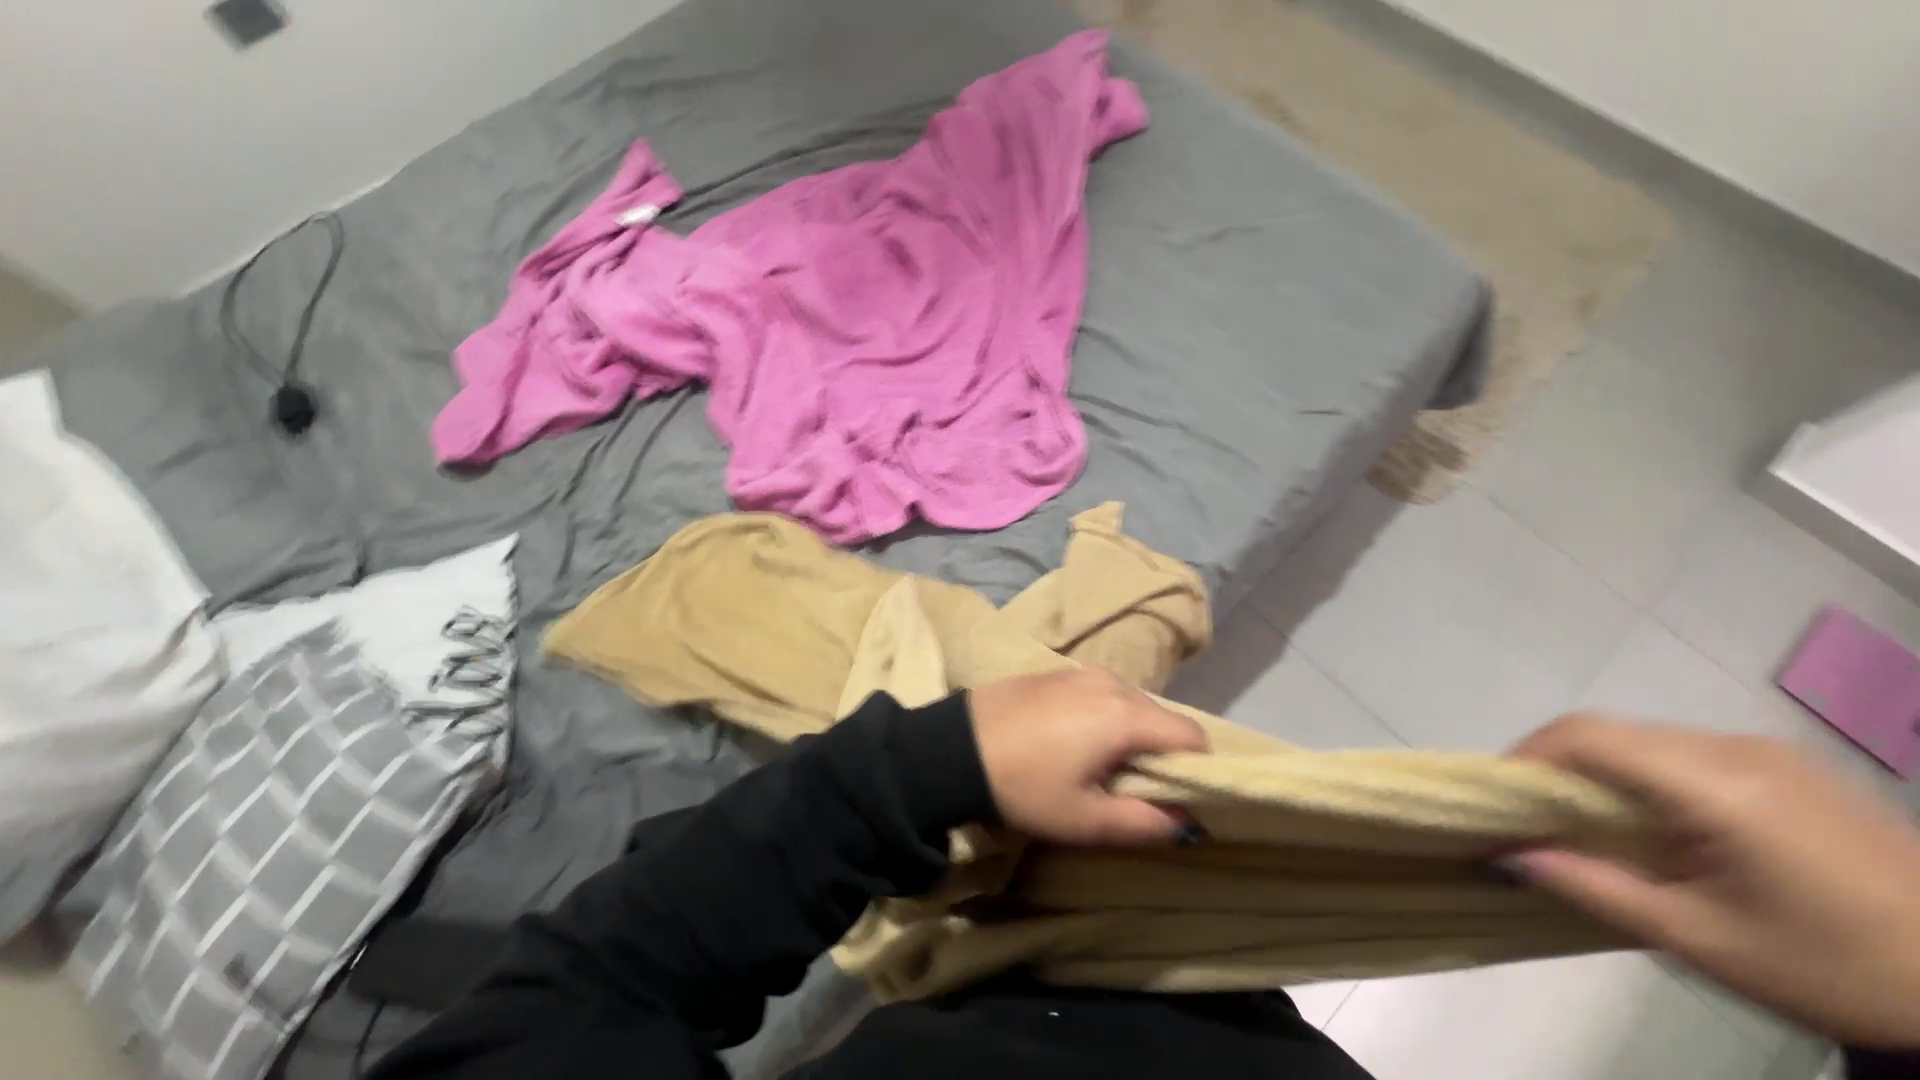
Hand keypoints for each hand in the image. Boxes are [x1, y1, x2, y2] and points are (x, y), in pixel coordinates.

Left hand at [967, 669, 1207, 845]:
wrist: (951, 750)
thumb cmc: (1022, 787)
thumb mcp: (1085, 820)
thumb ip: (1146, 823)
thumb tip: (1189, 820)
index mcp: (1125, 715)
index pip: (1192, 736)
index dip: (1198, 770)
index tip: (1178, 798)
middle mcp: (1111, 682)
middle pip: (1163, 719)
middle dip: (1161, 755)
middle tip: (1133, 790)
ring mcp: (1081, 672)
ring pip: (1133, 705)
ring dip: (1131, 737)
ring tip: (1099, 770)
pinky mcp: (1057, 672)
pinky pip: (1103, 695)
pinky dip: (1105, 720)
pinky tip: (1073, 745)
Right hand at [1508, 714, 1919, 1046]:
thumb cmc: (1828, 967)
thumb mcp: (1699, 939)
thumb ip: (1593, 887)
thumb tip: (1508, 855)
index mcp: (1716, 785)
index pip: (1589, 736)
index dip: (1528, 755)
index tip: (1498, 798)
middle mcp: (1738, 749)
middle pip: (1616, 734)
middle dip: (1559, 767)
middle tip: (1534, 820)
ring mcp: (1770, 753)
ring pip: (1649, 741)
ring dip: (1603, 773)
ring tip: (1588, 828)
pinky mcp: (1791, 767)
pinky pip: (1688, 754)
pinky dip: (1647, 777)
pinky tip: (1654, 826)